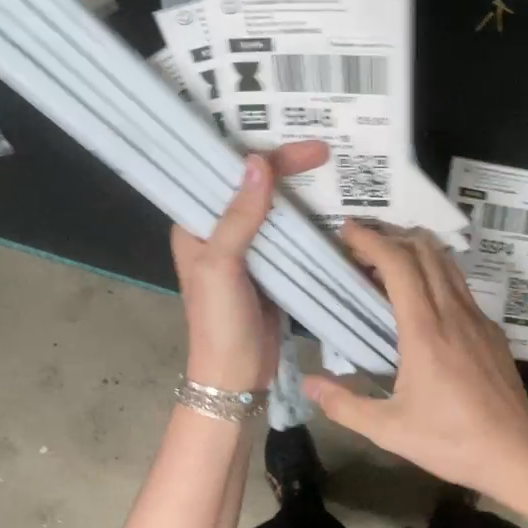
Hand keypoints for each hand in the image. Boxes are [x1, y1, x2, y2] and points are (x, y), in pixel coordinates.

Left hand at [172, 142, 329, 391]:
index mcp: (195, 225)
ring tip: (333, 170)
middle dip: (284, 166)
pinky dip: (307, 222)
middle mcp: (219, 232)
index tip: (304, 149)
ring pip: (273, 210)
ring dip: (299, 192)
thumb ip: (239, 216)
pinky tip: (330, 210)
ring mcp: (248, 252)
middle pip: (251, 187)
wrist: (236, 378)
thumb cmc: (219, 323)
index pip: (226, 175)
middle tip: (325, 151)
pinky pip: (289, 237)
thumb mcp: (222, 266)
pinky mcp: (272, 271)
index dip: (262, 156)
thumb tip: (259, 164)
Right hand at [303, 222, 527, 506]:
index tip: (347, 231)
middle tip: (361, 245)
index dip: (371, 240)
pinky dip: (436, 275)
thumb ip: (344, 405)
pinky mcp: (492, 332)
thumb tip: (308, 384)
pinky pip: (461, 288)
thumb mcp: (389, 430)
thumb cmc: (451, 442)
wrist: (517, 453)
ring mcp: (478, 320)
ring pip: (448, 265)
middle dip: (392, 236)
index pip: (399, 264)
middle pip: (426, 251)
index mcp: (425, 331)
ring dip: (417, 252)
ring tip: (388, 263)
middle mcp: (453, 314)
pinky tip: (423, 301)